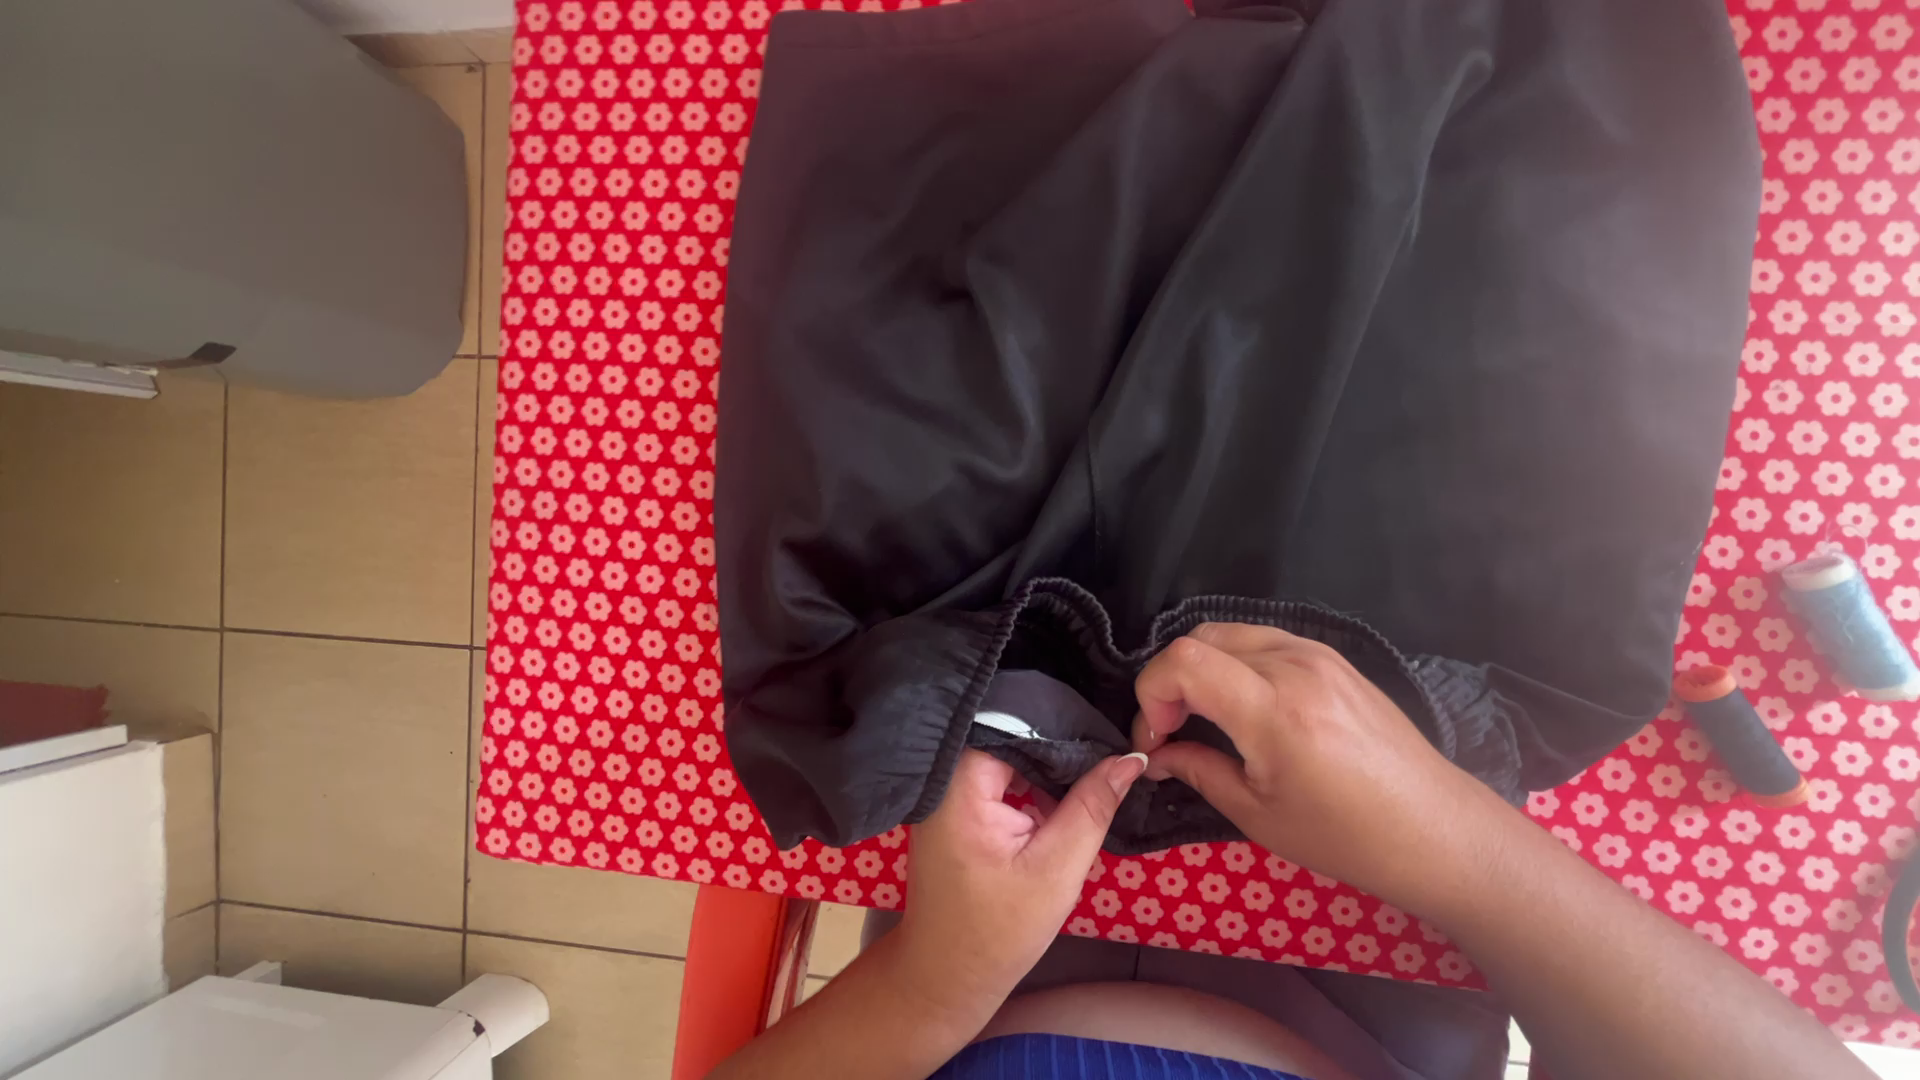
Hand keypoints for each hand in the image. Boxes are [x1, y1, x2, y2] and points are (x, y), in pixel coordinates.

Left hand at [895, 748, 1146, 1015]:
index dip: (1061, 723)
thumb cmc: (999, 930)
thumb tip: (1130, 757)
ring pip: (1005, 755)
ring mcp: (945, 789)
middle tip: (1105, 746)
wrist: (948, 977)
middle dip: (1057, 744)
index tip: (1104, 729)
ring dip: (1044, 767)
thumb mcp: (1057, 867)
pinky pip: (996, 776)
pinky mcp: (953, 805)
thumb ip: (1093, 805)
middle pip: (1009, 735)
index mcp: (960, 782)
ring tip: (1089, 769)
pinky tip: (1057, 797)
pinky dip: (1027, 784)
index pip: (1013, 723)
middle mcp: (945, 774)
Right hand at [1131, 622, 1521, 916]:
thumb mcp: (1258, 815)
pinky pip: (1261, 639)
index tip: (1157, 738)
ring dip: (1199, 668)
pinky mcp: (1332, 657)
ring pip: (1227, 633)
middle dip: (1170, 681)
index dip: (1151, 693)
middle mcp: (1295, 666)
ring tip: (1203, 716)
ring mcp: (1317, 654)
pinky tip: (1240, 703)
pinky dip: (1231, 661)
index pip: (1184, 661)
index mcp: (1276, 709)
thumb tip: (1153, 755)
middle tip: (1174, 729)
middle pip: (1199, 639)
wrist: (1441, 833)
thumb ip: (1196, 770)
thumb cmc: (1348, 838)